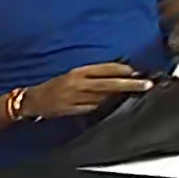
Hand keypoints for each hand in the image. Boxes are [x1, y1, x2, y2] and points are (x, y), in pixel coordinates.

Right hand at [23, 63, 152, 118]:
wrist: (31, 100)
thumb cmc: (54, 86)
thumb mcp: (72, 75)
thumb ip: (94, 75)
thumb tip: (122, 75)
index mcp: (78, 72)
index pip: (107, 68)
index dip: (124, 70)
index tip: (138, 72)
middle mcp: (76, 84)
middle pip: (109, 83)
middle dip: (130, 84)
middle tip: (147, 85)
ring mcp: (73, 97)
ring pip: (103, 97)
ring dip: (118, 96)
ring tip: (130, 95)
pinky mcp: (70, 109)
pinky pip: (92, 108)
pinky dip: (103, 106)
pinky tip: (110, 105)